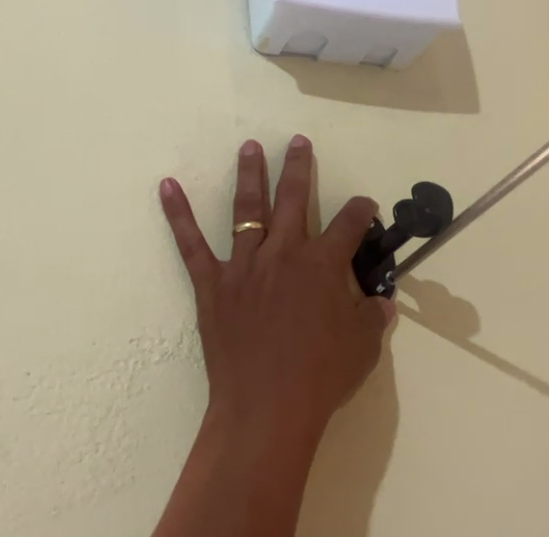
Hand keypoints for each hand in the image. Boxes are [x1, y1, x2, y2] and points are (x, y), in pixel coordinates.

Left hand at [152, 136, 393, 536]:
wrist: (267, 407)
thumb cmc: (320, 377)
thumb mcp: (362, 348)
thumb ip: (372, 317)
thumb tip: (382, 302)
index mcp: (323, 265)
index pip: (349, 224)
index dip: (361, 211)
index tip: (365, 206)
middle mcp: (284, 253)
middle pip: (293, 198)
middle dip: (298, 166)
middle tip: (297, 141)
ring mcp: (244, 265)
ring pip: (248, 209)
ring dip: (249, 175)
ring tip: (248, 146)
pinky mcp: (213, 283)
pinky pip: (191, 243)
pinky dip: (178, 213)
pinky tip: (166, 185)